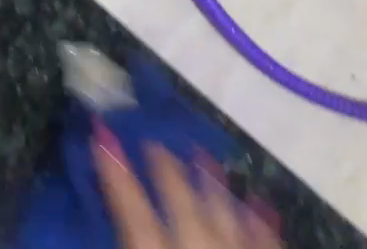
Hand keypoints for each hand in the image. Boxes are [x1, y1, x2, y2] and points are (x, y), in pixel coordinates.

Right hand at [94, 125, 281, 248]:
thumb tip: (100, 219)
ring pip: (223, 209)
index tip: (100, 129)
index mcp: (154, 246)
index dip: (112, 162)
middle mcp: (195, 241)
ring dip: (212, 180)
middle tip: (154, 135)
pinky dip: (261, 218)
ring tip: (204, 153)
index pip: (127, 199)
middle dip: (165, 162)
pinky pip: (266, 238)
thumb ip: (129, 235)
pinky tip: (259, 199)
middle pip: (178, 194)